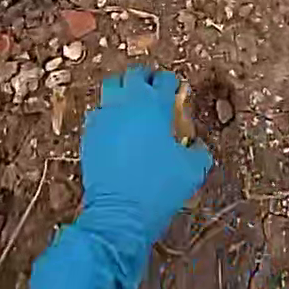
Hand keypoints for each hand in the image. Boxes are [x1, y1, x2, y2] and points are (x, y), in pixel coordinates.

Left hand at [79, 66, 214, 242]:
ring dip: (122, 90)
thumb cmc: (158, 188)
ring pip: (112, 86)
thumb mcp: (192, 170)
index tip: (174, 93)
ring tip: (130, 103)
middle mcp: (129, 102)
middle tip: (152, 90)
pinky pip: (98, 112)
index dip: (171, 84)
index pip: (165, 79)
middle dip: (145, 78)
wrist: (119, 215)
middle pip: (135, 73)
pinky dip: (107, 114)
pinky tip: (114, 128)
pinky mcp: (90, 132)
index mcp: (156, 105)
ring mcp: (106, 115)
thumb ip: (198, 151)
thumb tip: (197, 145)